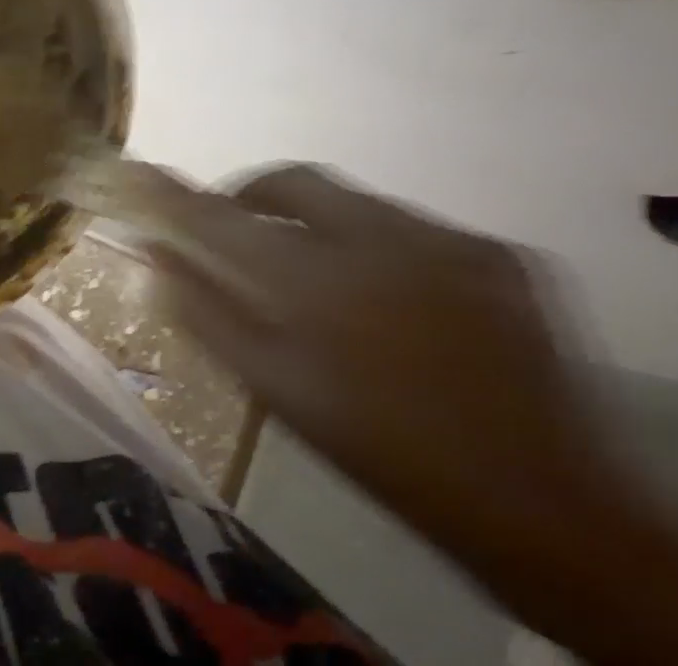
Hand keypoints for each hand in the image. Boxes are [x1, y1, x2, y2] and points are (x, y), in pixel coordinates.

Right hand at [143, 162, 677, 663]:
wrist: (540, 504)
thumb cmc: (377, 450)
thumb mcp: (272, 387)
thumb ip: (204, 312)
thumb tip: (154, 256)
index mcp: (313, 283)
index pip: (218, 218)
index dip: (172, 192)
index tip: (137, 173)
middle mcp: (382, 244)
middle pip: (294, 181)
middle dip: (253, 196)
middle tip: (236, 230)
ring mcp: (451, 245)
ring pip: (357, 203)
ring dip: (320, 225)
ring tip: (321, 281)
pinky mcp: (504, 258)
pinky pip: (417, 228)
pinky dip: (382, 248)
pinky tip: (391, 299)